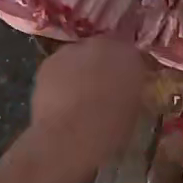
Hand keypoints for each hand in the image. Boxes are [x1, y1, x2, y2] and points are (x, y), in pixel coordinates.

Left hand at [24, 38, 148, 171]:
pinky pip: (59, 67)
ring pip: (78, 57)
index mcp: (129, 55)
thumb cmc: (111, 129)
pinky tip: (59, 101)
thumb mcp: (133, 109)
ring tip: (77, 97)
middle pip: (102, 48)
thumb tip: (125, 86)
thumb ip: (131, 88)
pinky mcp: (48, 62)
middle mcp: (102, 45)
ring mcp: (72, 50)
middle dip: (102, 64)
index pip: (130, 48)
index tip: (124, 77)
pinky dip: (60, 79)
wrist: (70, 138)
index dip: (125, 62)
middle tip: (101, 88)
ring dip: (79, 70)